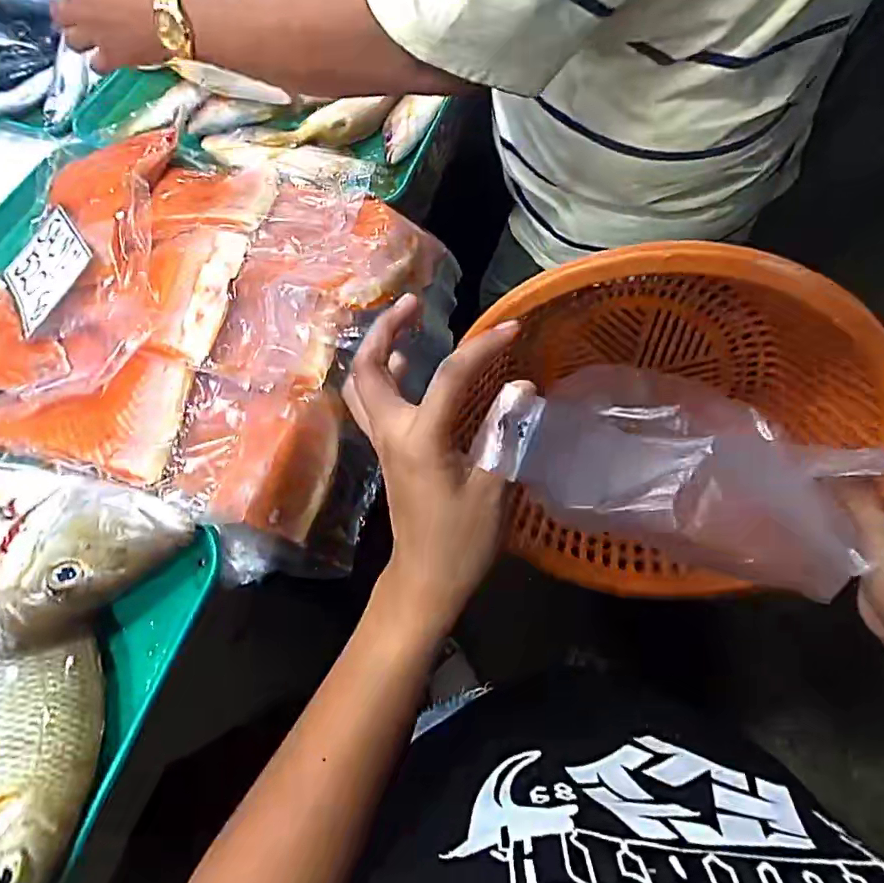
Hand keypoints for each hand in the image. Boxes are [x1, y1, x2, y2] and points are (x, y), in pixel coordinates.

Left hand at [54, 0, 166, 70]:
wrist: (171, 16)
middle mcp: (77, 8)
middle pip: (58, 13)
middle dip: (68, 13)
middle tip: (80, 14)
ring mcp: (92, 36)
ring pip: (72, 41)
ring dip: (79, 38)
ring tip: (91, 38)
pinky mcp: (110, 59)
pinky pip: (96, 64)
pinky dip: (100, 62)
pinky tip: (107, 58)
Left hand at [344, 295, 519, 636]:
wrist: (425, 579)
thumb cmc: (461, 541)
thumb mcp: (493, 489)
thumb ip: (505, 433)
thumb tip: (521, 387)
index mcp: (420, 439)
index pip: (449, 377)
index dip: (482, 348)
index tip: (511, 329)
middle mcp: (391, 433)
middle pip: (368, 369)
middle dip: (386, 329)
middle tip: (414, 303)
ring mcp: (384, 443)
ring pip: (363, 385)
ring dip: (379, 349)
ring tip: (407, 323)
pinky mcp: (388, 452)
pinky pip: (373, 402)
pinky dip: (385, 376)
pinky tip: (408, 366)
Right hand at [836, 459, 883, 669]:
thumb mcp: (883, 539)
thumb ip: (857, 499)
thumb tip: (829, 468)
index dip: (881, 453)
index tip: (841, 442)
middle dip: (863, 475)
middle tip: (822, 460)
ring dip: (857, 499)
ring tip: (818, 480)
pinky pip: (879, 528)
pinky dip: (857, 520)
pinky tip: (826, 511)